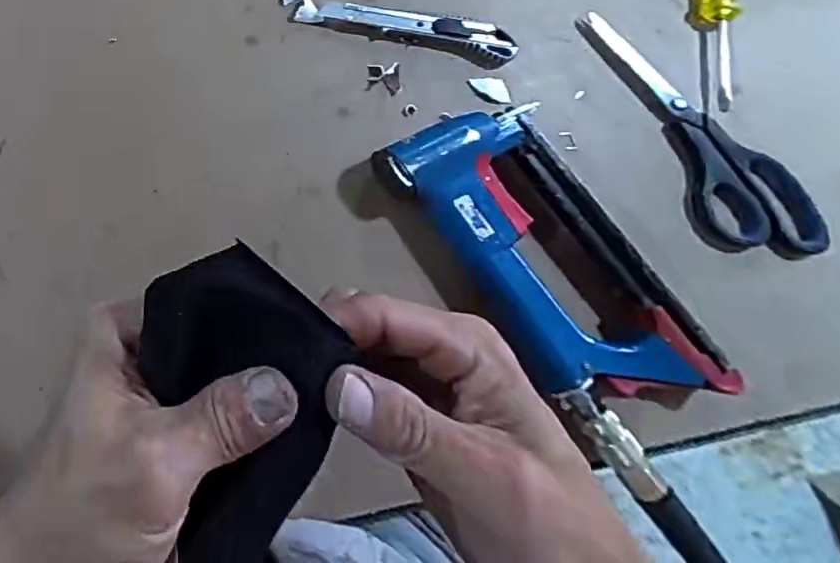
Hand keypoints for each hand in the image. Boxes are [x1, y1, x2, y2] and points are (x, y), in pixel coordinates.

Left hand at [0, 300, 297, 562]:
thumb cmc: (77, 516)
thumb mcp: (154, 460)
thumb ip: (217, 420)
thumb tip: (280, 386)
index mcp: (121, 329)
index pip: (197, 303)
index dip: (246, 318)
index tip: (296, 336)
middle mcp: (140, 350)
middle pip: (215, 342)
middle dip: (256, 363)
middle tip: (307, 374)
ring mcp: (157, 393)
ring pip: (222, 381)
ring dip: (254, 399)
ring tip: (303, 397)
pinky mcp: (173, 432)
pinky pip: (222, 416)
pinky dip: (247, 430)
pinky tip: (281, 430)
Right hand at [323, 292, 643, 562]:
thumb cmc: (552, 525)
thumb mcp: (485, 475)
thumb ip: (412, 428)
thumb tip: (338, 381)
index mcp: (466, 344)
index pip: (386, 313)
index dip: (339, 325)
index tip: (292, 353)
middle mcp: (443, 351)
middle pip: (369, 327)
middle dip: (331, 344)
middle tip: (287, 378)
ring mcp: (427, 385)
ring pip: (363, 356)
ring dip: (331, 370)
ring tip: (291, 391)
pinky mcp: (413, 418)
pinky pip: (367, 392)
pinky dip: (342, 398)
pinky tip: (314, 409)